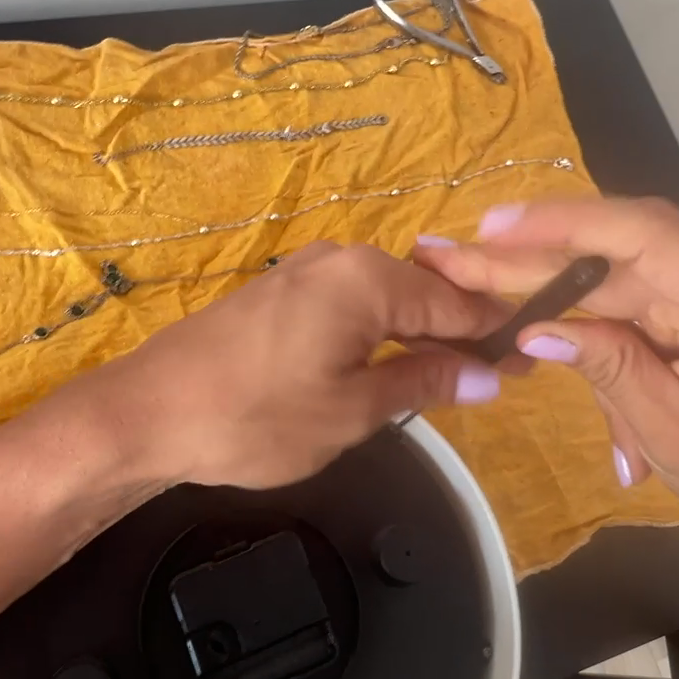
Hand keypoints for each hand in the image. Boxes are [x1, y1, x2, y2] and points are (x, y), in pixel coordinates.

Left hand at [93, 242, 509, 488]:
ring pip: (387, 300)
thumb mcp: (352, 411)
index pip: (455, 302)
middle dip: (461, 333)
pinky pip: (351, 305)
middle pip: (422, 293)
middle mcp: (339, 260)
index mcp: (367, 279)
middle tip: (496, 377)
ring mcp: (305, 272)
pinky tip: (393, 361)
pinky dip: (380, 332)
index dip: (496, 333)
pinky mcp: (280, 293)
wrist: (145, 414)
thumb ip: (423, 384)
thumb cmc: (254, 418)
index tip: (532, 360)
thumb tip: (488, 376)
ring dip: (421, 334)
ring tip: (453, 376)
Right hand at [413, 197, 678, 526]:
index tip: (494, 227)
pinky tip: (530, 324)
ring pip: (612, 270)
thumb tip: (536, 329)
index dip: (568, 224)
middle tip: (452, 256)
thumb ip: (611, 372)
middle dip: (530, 252)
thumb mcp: (675, 437)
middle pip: (618, 248)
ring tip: (468, 277)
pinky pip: (625, 296)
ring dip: (541, 281)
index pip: (650, 237)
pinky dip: (577, 315)